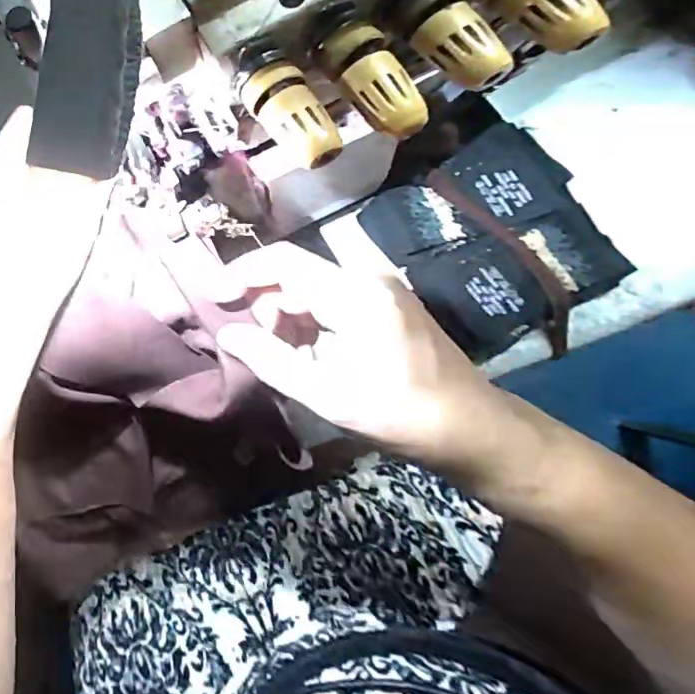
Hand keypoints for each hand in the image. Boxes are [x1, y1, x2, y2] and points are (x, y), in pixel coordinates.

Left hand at [0, 107, 110, 380]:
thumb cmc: (35, 267)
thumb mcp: (75, 221)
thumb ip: (90, 183)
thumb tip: (102, 157)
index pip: (21, 122)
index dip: (49, 122)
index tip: (70, 131)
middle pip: (8, 150)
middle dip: (37, 155)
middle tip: (67, 169)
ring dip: (21, 180)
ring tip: (49, 199)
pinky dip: (7, 204)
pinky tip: (26, 229)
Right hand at [216, 242, 516, 470]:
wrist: (477, 431)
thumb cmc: (402, 415)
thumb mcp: (328, 394)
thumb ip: (270, 360)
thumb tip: (226, 334)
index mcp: (354, 293)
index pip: (283, 262)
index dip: (243, 274)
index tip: (217, 299)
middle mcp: (366, 278)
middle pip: (295, 274)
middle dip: (267, 306)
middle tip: (262, 349)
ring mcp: (379, 288)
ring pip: (311, 287)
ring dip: (289, 318)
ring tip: (290, 360)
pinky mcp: (386, 303)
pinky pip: (332, 299)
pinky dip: (312, 322)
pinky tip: (314, 356)